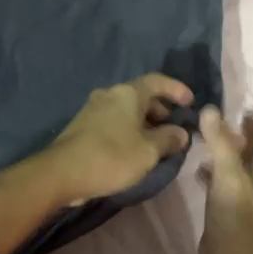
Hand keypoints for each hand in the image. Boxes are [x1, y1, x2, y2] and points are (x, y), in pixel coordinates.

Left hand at [41, 74, 194, 203]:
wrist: (62, 172)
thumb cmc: (111, 157)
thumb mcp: (148, 151)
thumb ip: (169, 139)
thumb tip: (182, 133)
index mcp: (127, 93)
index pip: (157, 81)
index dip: (176, 89)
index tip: (190, 102)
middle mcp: (109, 94)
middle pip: (141, 96)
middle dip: (161, 110)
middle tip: (174, 129)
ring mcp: (93, 109)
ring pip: (127, 110)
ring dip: (145, 123)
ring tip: (157, 143)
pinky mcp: (83, 125)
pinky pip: (114, 121)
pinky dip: (129, 130)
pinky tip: (134, 150)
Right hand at [197, 107, 252, 253]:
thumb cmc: (235, 220)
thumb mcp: (227, 177)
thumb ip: (220, 143)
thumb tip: (210, 109)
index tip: (236, 104)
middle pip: (252, 148)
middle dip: (236, 131)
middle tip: (212, 117)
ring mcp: (243, 195)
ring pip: (236, 163)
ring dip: (223, 149)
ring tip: (201, 136)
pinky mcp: (228, 208)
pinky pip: (222, 181)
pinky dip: (212, 170)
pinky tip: (196, 167)